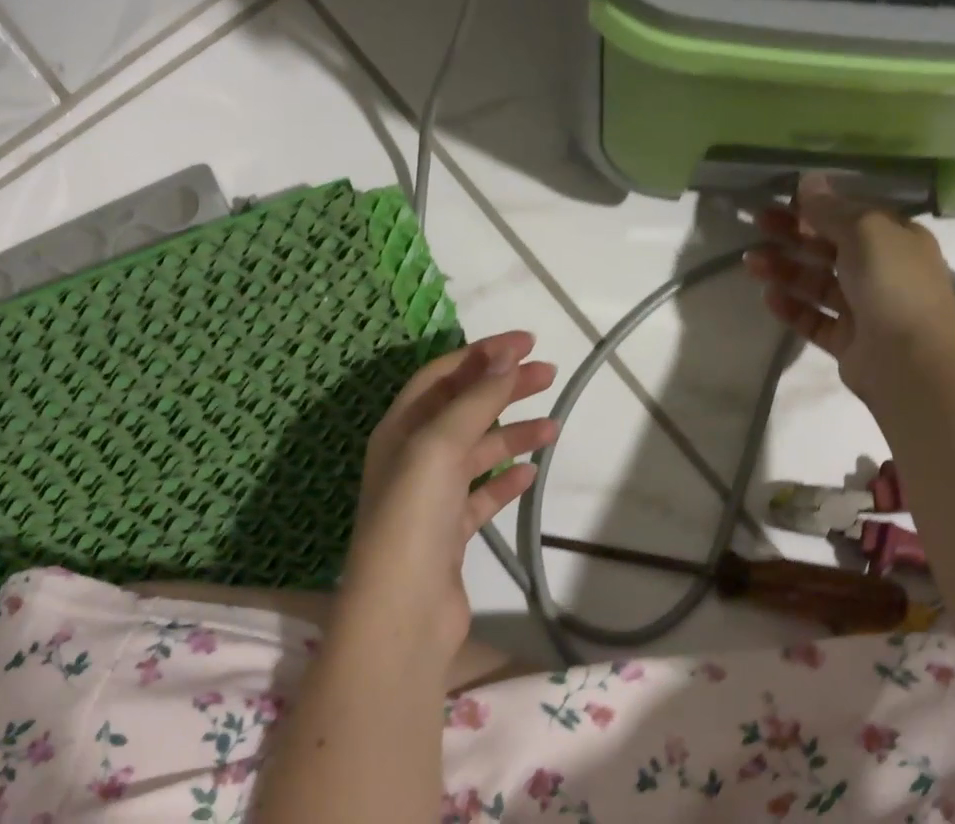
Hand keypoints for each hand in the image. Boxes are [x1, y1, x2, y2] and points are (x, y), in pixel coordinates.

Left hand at [339, 331, 558, 657]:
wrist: (402, 610)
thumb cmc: (413, 515)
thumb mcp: (440, 445)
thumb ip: (475, 399)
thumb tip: (505, 352)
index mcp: (400, 428)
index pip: (444, 375)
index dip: (483, 354)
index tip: (527, 343)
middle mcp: (411, 456)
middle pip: (463, 408)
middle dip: (504, 388)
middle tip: (549, 375)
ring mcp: (430, 496)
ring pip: (477, 452)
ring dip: (513, 434)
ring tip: (553, 427)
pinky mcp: (450, 532)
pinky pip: (482, 495)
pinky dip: (506, 480)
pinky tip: (532, 474)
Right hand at [744, 172, 954, 402]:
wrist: (912, 360)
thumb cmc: (893, 283)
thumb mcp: (865, 231)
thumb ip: (832, 208)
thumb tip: (808, 180)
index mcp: (896, 239)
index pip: (852, 216)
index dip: (817, 206)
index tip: (781, 200)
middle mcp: (882, 271)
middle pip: (830, 248)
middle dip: (793, 234)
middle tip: (757, 223)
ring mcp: (864, 308)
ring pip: (817, 283)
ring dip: (785, 269)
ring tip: (750, 263)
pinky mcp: (847, 341)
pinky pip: (813, 319)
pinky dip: (791, 307)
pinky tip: (768, 296)